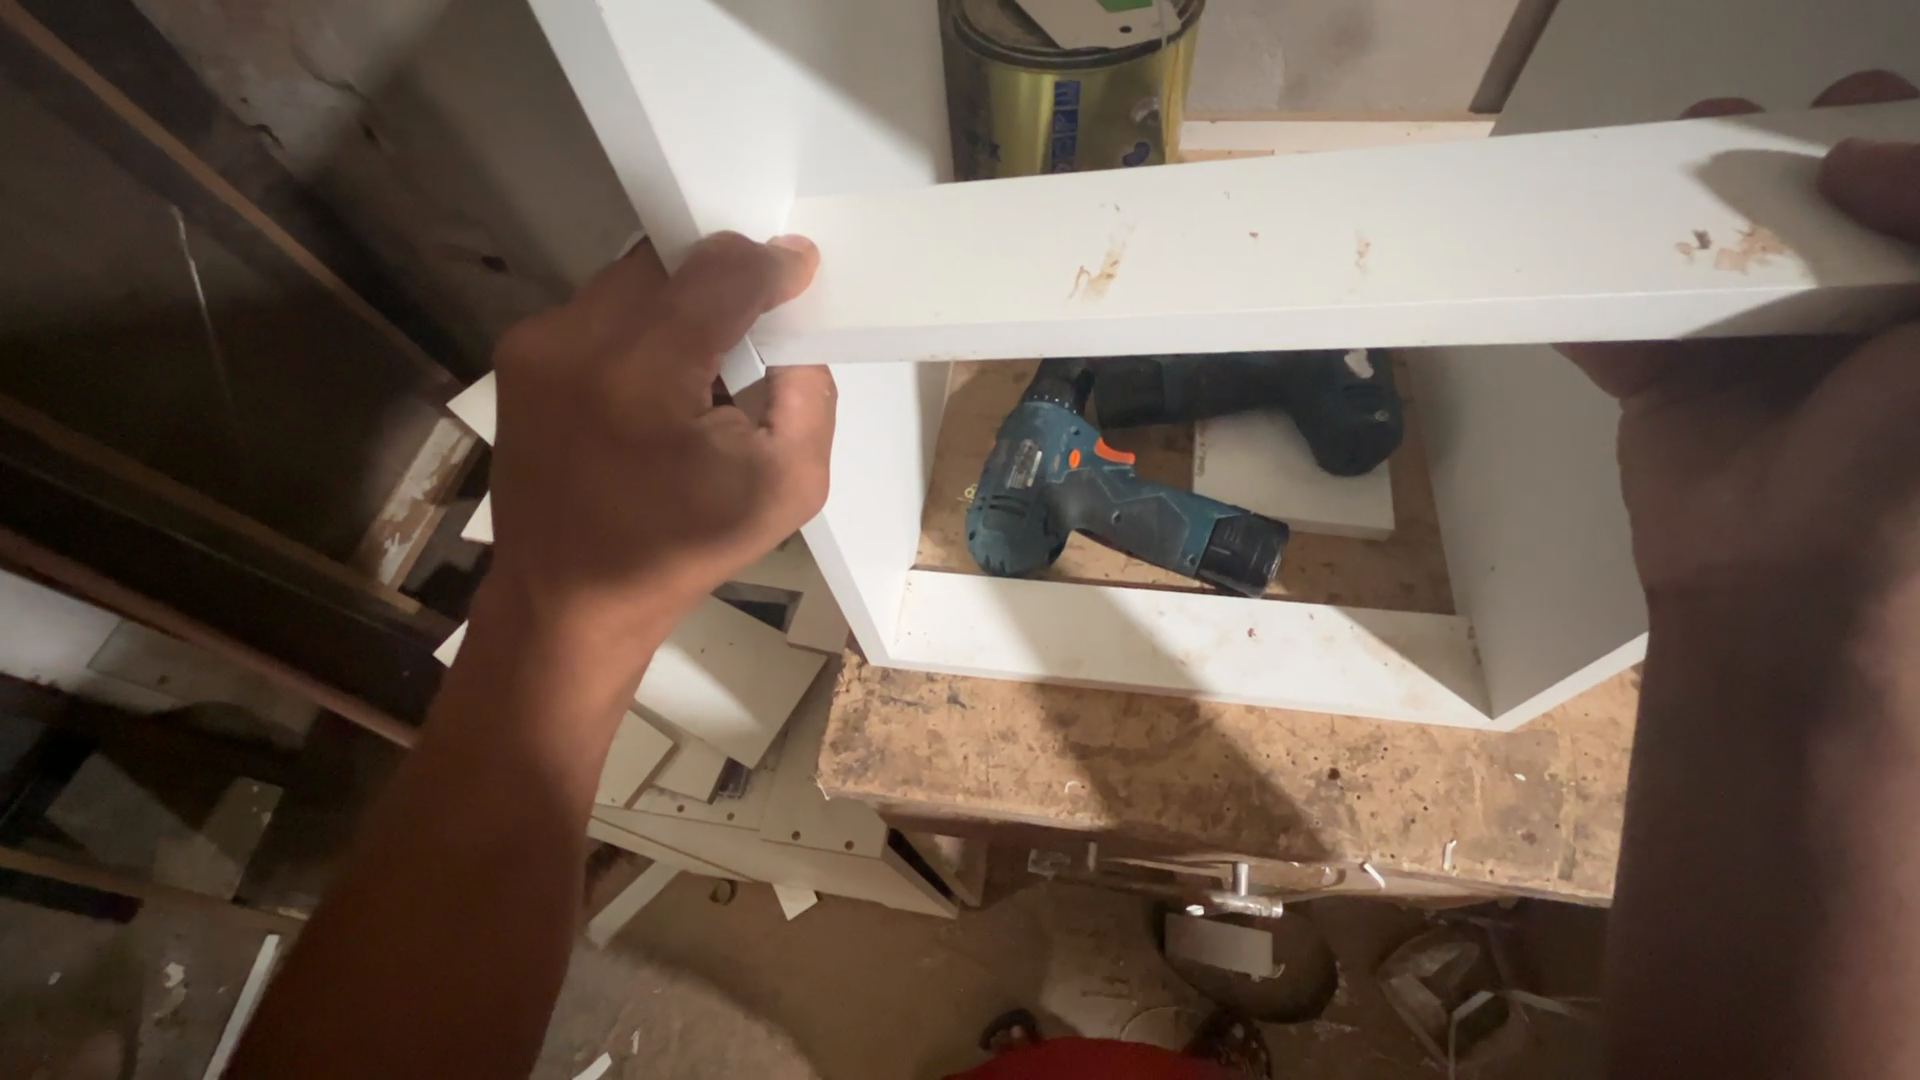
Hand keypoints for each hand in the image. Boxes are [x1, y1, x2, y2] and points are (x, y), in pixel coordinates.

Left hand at [484, 232, 835, 643]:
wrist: (572, 599)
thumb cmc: (685, 551)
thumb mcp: (789, 489)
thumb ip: (811, 397)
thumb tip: (792, 337)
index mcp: (643, 376)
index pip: (718, 274)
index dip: (769, 264)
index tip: (800, 268)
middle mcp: (574, 340)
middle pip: (670, 263)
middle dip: (723, 283)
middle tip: (757, 328)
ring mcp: (535, 344)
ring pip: (632, 280)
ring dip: (682, 304)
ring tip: (706, 365)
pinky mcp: (518, 357)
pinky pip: (602, 311)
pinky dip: (645, 328)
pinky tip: (659, 384)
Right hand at [1564, 71, 1919, 609]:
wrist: (1781, 578)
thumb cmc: (1904, 462)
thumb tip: (1840, 155)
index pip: (1909, 196)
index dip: (1884, 139)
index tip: (1835, 111)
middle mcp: (1846, 310)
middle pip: (1796, 216)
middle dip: (1757, 167)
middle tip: (1716, 127)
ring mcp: (1744, 349)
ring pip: (1700, 265)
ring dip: (1659, 224)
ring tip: (1622, 177)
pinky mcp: (1662, 384)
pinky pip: (1619, 334)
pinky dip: (1581, 310)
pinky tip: (1547, 272)